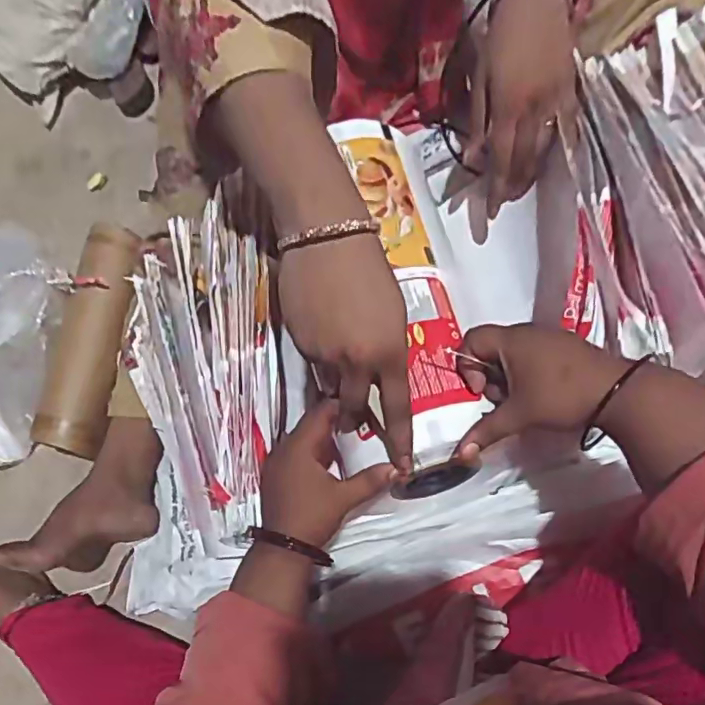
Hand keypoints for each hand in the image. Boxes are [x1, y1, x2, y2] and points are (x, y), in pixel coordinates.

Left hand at [260, 398, 396, 546]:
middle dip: (334, 423)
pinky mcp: (275, 478)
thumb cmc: (312, 517)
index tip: (362, 406)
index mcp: (298, 446)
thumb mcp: (344, 498)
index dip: (342, 405)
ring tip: (348, 442)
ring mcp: (276, 464)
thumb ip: (370, 480)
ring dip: (323, 441)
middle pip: (310, 425)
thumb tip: (396, 469)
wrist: (283, 548)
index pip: (320, 412)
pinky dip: (312, 455)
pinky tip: (328, 465)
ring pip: (302, 441)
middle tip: (360, 424)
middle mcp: (283, 449)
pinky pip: (295, 456)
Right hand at [278, 235, 415, 469]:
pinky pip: (313, 364)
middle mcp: (358, 362)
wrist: (325, 240)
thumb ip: (388, 349)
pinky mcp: (302, 345)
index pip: (397, 408)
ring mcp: (327, 356)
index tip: (402, 465)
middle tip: (351, 420)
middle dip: (352, 417)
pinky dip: (319, 357)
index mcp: (389, 353)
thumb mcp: (393, 313)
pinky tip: (320, 330)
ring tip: (335, 360)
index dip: (399, 439)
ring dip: (334, 386)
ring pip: (330, 388)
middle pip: (354, 407)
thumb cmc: (368, 270)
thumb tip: (379, 373)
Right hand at [451, 324, 628, 458]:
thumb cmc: (560, 397)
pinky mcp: (564, 347)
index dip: (467, 366)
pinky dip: (527, 374)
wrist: (615, 391)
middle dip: (490, 378)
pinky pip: (533, 355)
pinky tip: (541, 395)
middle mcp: (527, 331)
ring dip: (509, 378)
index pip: (471, 340)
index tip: (482, 391)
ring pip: (512, 355)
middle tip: (503, 400)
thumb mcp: (519, 416)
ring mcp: (549, 336)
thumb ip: (486, 431)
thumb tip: (461, 453)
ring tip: (523, 401)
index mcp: (511, 340)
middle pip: (490, 349)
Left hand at [464, 0, 578, 218]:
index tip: (491, 211)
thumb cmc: (502, 34)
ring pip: (544, 149)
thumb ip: (478, 120)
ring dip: (532, 174)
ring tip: (521, 188)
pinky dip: (559, 147)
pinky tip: (552, 161)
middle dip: (512, 186)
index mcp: (507, 108)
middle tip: (504, 202)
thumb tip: (474, 157)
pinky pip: (567, 127)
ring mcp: (555, 101)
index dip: (495, 189)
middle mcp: (532, 111)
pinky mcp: (570, 90)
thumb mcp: (481, 76)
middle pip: (522, 161)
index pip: (500, 160)